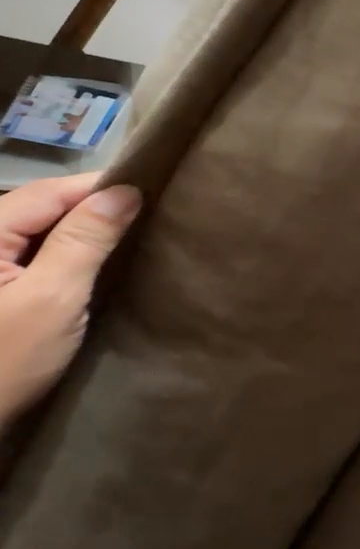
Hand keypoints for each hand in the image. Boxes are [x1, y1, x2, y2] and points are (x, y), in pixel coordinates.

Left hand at [0, 173, 141, 425]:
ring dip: (79, 229)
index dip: (99, 187)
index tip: (156, 190)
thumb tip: (125, 192)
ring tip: (130, 233)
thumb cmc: (4, 361)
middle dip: (92, 206)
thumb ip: (85, 240)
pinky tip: (92, 259)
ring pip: (32, 228)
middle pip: (36, 207)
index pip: (45, 194)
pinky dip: (62, 250)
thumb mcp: (53, 298)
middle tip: (152, 214)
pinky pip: (25, 252)